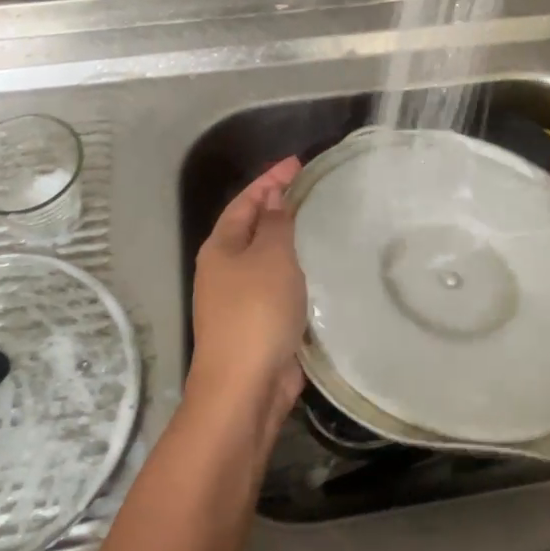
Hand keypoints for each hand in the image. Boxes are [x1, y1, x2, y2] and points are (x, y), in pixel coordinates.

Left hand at [189, 157, 305, 430]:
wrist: (244, 387)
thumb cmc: (256, 312)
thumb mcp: (271, 257)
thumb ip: (276, 224)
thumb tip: (274, 199)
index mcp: (221, 246)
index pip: (246, 201)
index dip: (271, 180)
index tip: (299, 163)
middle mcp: (225, 269)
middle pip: (255, 228)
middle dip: (282, 208)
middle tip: (318, 192)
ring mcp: (240, 300)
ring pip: (269, 260)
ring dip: (293, 243)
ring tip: (328, 226)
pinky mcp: (260, 326)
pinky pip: (281, 288)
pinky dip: (300, 275)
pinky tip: (325, 273)